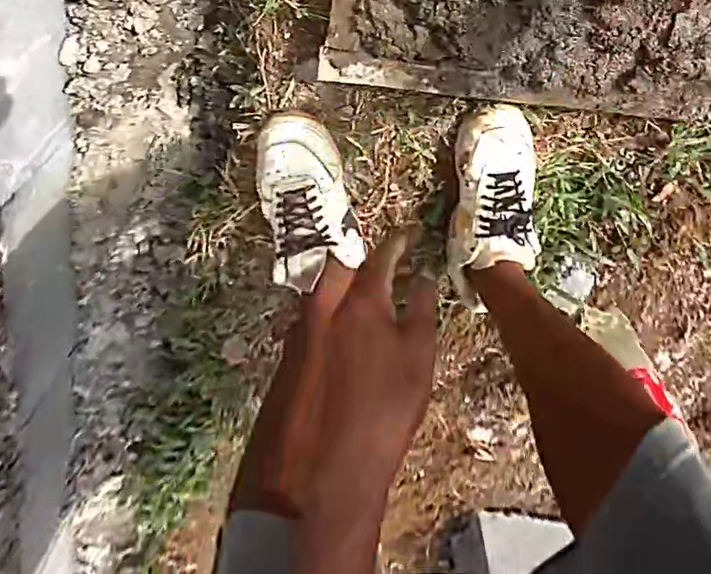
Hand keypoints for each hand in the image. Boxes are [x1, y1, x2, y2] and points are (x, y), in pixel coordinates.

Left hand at [297, 232, 436, 572]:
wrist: (313, 478)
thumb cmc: (379, 416)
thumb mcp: (416, 362)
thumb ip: (420, 311)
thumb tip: (424, 275)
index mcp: (359, 299)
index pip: (381, 254)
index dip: (399, 240)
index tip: (410, 233)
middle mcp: (323, 303)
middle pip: (342, 261)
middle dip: (363, 254)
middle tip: (386, 260)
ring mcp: (299, 328)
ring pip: (324, 288)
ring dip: (346, 282)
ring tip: (370, 293)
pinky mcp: (286, 354)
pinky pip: (312, 315)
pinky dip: (331, 310)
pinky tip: (346, 331)